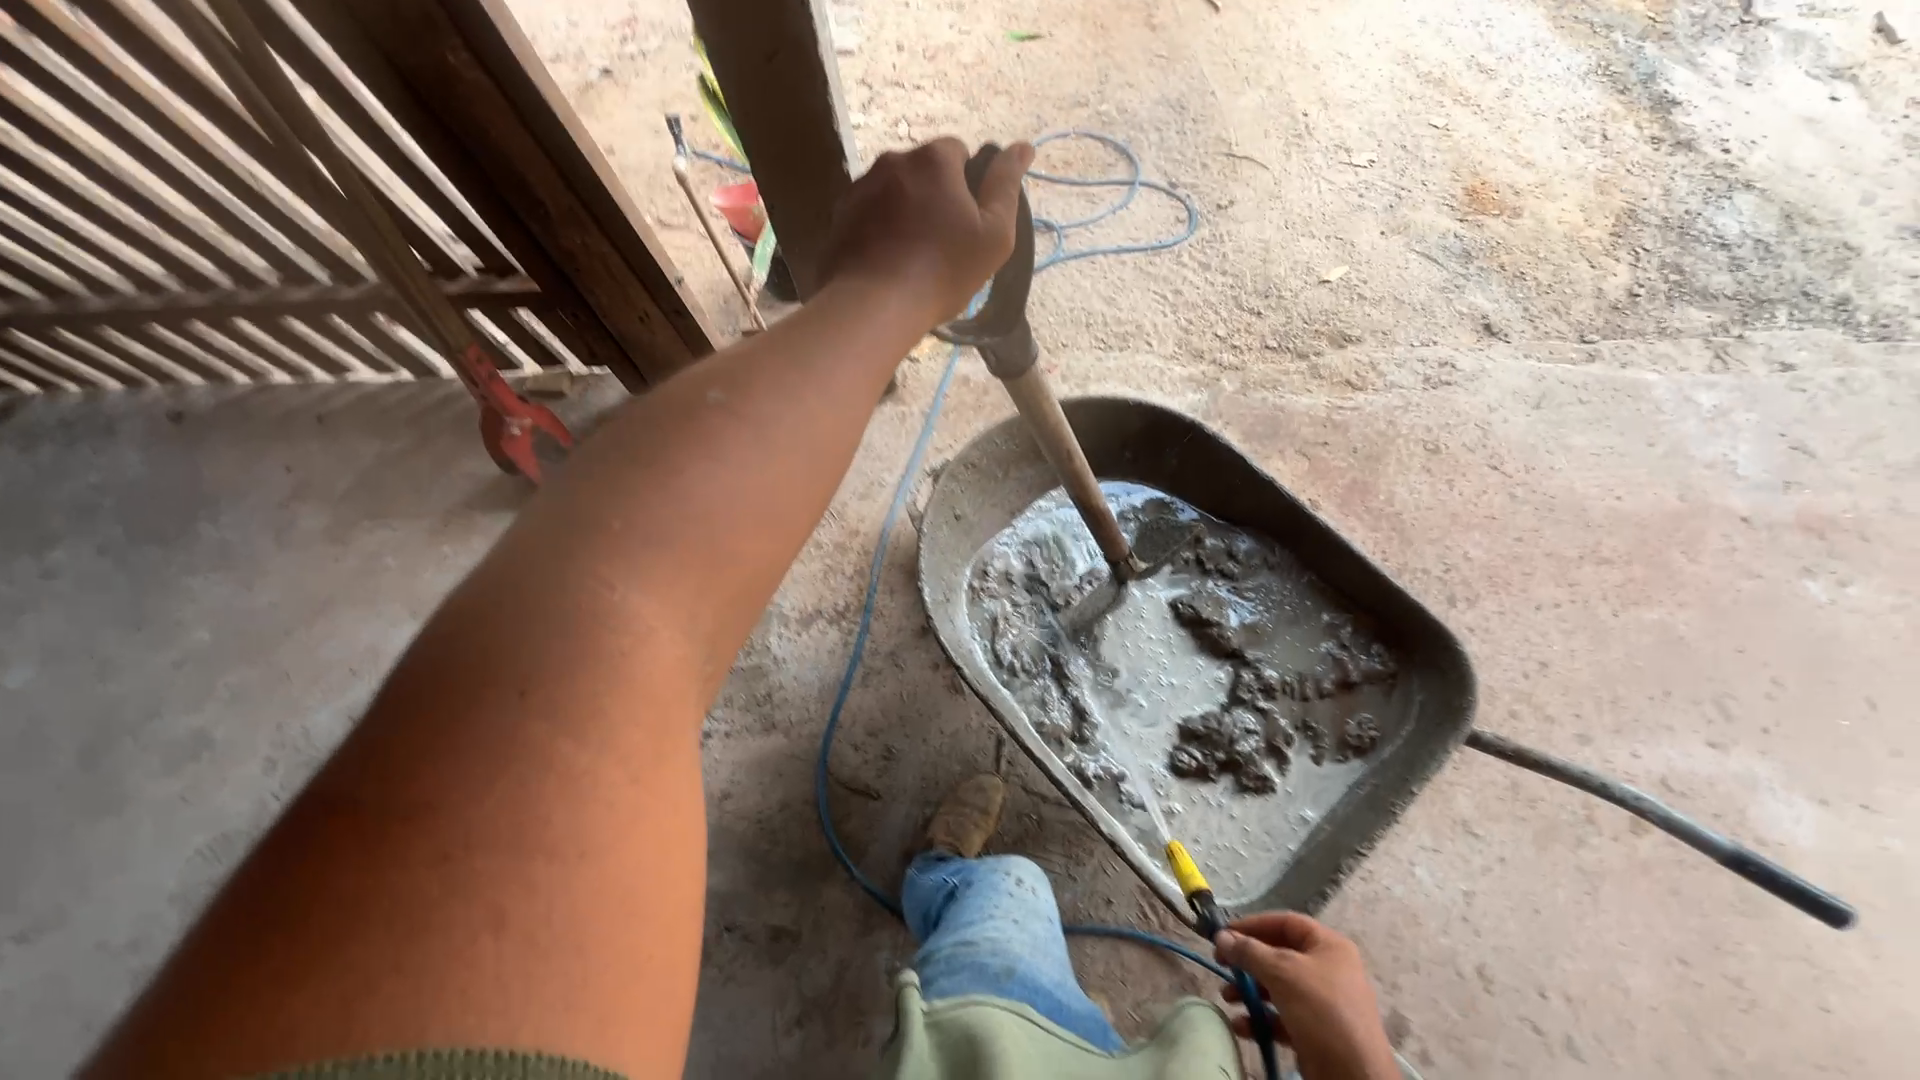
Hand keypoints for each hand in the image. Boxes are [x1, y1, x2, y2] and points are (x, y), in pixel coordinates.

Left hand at [820, 137, 1033, 326]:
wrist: (874, 305)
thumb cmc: (944, 270)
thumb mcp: (993, 234)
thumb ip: (1007, 185)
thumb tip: (1023, 146)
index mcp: (934, 159)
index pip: (958, 152)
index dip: (967, 184)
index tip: (968, 222)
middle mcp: (892, 160)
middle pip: (922, 171)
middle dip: (934, 196)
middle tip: (942, 243)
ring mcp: (859, 187)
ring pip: (893, 192)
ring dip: (904, 212)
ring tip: (911, 257)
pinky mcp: (838, 217)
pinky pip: (868, 214)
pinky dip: (878, 230)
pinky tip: (886, 262)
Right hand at [1214, 913, 1400, 1079]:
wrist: (1354, 1075)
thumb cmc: (1320, 1010)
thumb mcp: (1281, 973)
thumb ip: (1249, 952)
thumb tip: (1221, 936)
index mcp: (1329, 946)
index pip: (1285, 923)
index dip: (1253, 925)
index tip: (1225, 935)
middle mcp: (1328, 969)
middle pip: (1279, 955)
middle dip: (1248, 962)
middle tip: (1221, 965)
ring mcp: (1323, 1002)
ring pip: (1278, 987)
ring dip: (1249, 991)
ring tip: (1228, 997)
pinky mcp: (1316, 1031)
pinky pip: (1283, 1015)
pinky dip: (1261, 1018)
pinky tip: (1242, 1025)